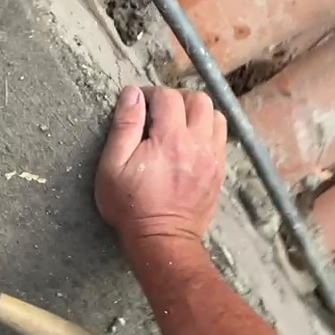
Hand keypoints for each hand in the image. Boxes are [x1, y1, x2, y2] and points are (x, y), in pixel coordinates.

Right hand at [95, 86, 227, 243]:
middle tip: (158, 111)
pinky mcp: (219, 171)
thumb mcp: (112, 165)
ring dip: (196, 112)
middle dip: (177, 98)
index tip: (138, 105)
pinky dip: (207, 130)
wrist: (162, 240)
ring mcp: (213, 157)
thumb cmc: (131, 205)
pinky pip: (221, 137)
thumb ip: (124, 126)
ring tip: (176, 124)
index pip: (167, 96)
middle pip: (198, 99)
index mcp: (169, 139)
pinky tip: (189, 142)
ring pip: (215, 115)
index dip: (150, 94)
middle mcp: (197, 143)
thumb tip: (131, 94)